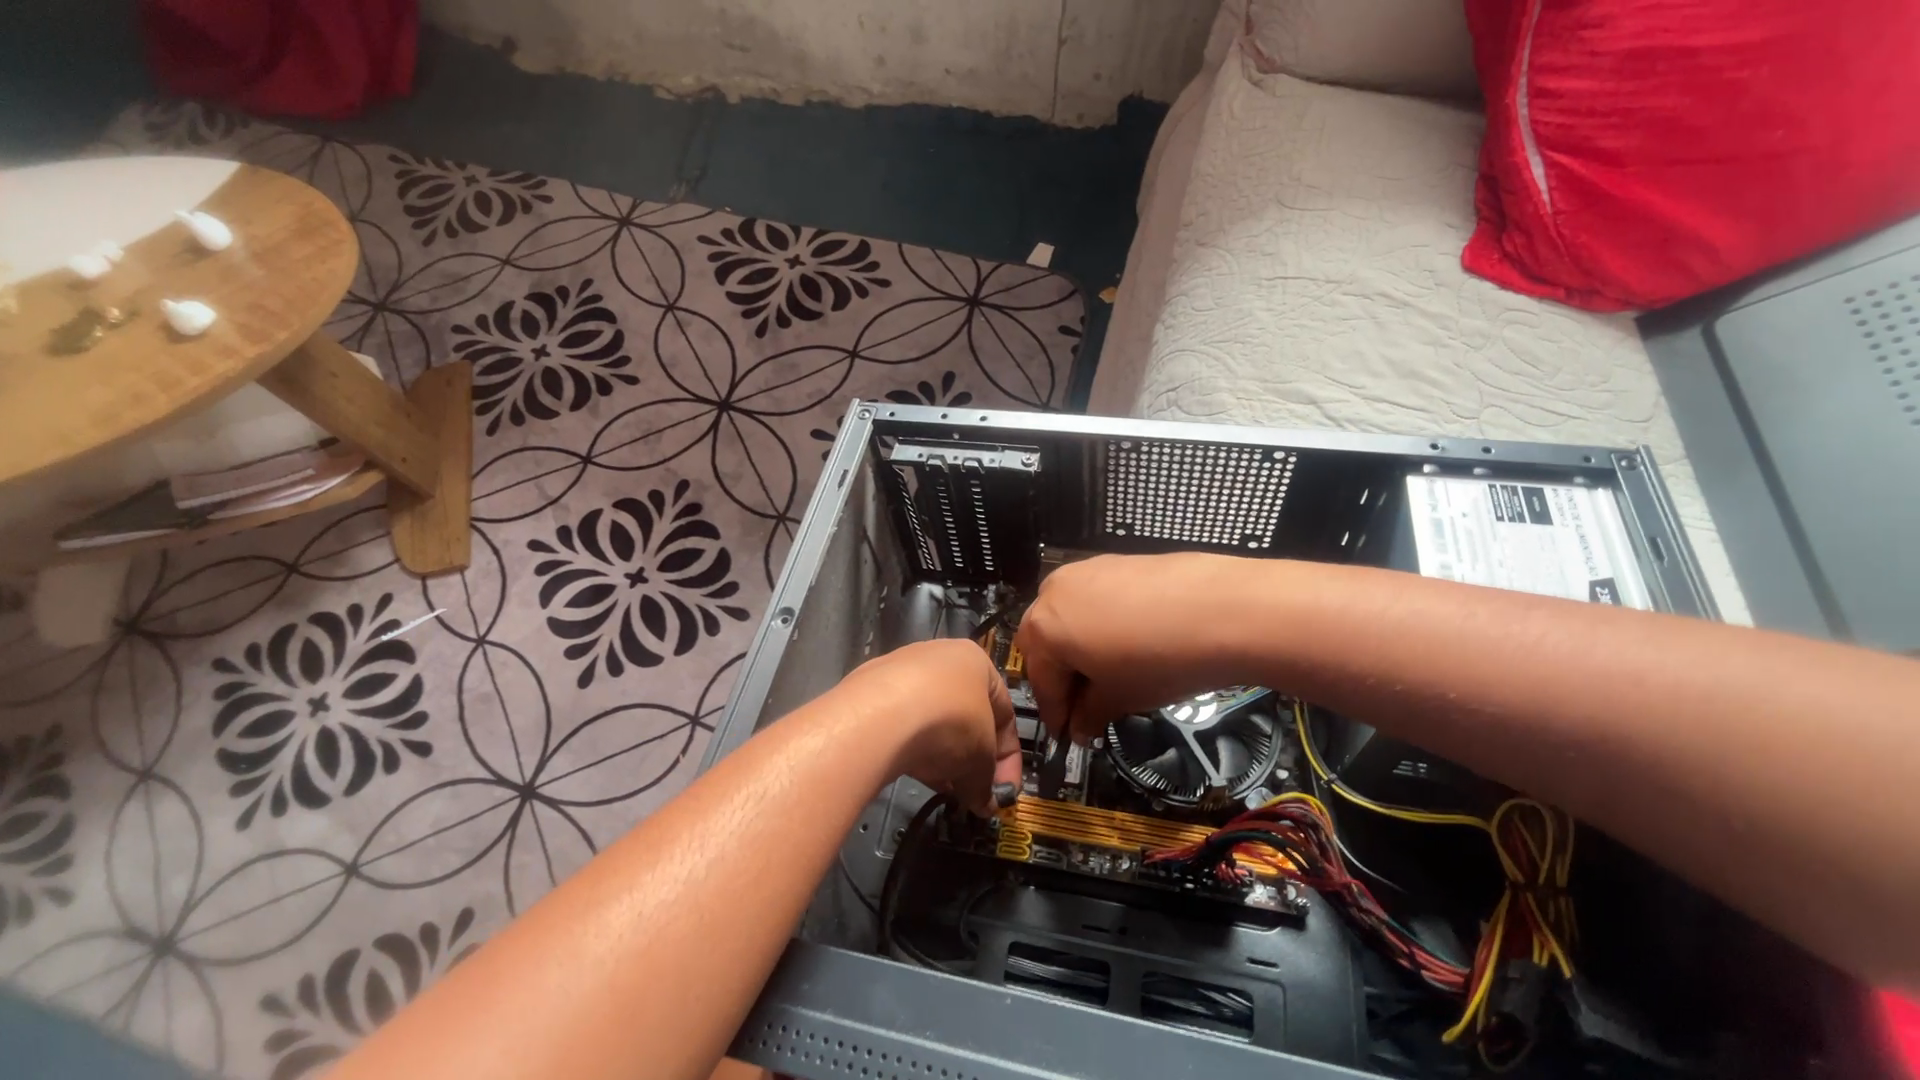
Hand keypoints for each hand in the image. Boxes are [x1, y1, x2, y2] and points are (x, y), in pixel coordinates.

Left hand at [837, 639, 1019, 816]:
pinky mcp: (871, 693)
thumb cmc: (949, 723)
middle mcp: (938, 658)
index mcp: (975, 660)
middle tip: (974, 793)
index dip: (1008, 758)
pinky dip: (914, 749)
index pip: (1004, 714)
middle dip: (974, 760)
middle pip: (967, 718)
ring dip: (945, 758)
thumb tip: (984, 803)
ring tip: (946, 789)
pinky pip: (903, 725)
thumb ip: (987, 783)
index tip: (1004, 792)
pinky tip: (917, 773)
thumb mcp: (981, 759)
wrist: (880, 718)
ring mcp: (901, 674)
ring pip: (934, 722)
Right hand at [1015, 553, 1260, 744]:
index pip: (1040, 681)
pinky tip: (1132, 642)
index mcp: (1043, 629)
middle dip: (1062, 675)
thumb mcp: (1119, 697)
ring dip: (1081, 646)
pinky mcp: (1117, 560)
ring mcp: (1086, 570)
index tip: (1067, 735)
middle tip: (1087, 705)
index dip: (1055, 713)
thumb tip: (1078, 727)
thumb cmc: (1159, 660)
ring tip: (1112, 673)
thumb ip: (1089, 714)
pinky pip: (1096, 598)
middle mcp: (1054, 592)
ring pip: (1070, 616)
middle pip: (1046, 642)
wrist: (1223, 607)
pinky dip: (1103, 623)